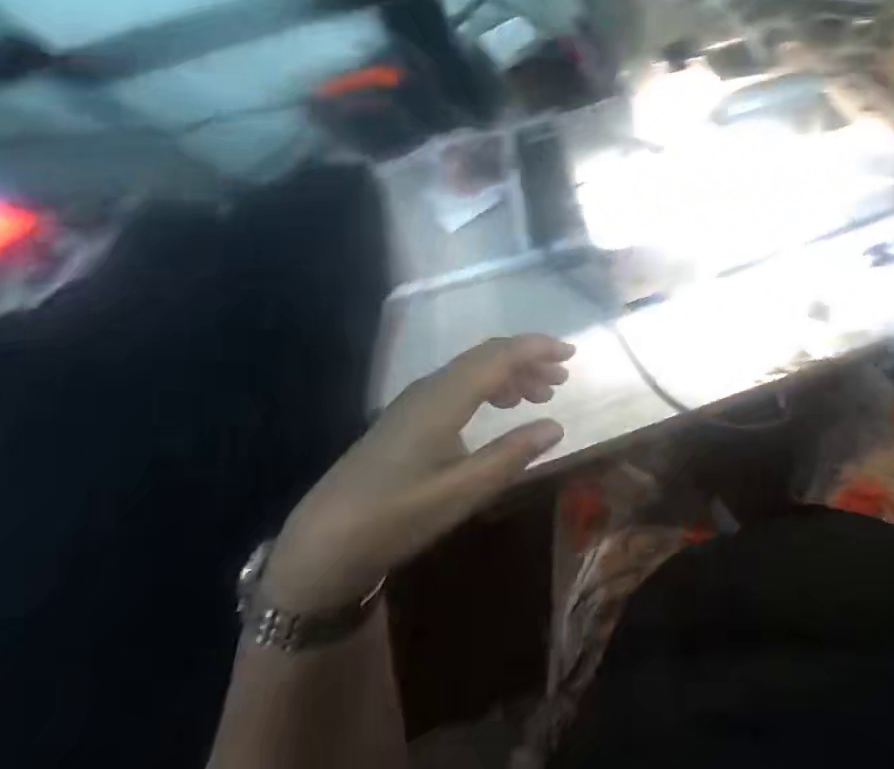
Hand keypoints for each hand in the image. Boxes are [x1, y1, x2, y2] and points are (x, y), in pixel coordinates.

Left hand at [262, 335, 575, 610]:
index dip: (536, 349)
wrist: (322, 543)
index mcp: (443, 399)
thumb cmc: (395, 516)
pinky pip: (459, 384)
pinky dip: (489, 387)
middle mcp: (429, 389)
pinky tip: (499, 409)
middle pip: (486, 356)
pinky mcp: (408, 418)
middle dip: (528, 360)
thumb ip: (511, 455)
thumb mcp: (462, 492)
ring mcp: (415, 402)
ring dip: (510, 374)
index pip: (498, 356)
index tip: (571, 354)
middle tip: (561, 380)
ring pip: (472, 369)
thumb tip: (556, 426)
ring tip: (539, 395)